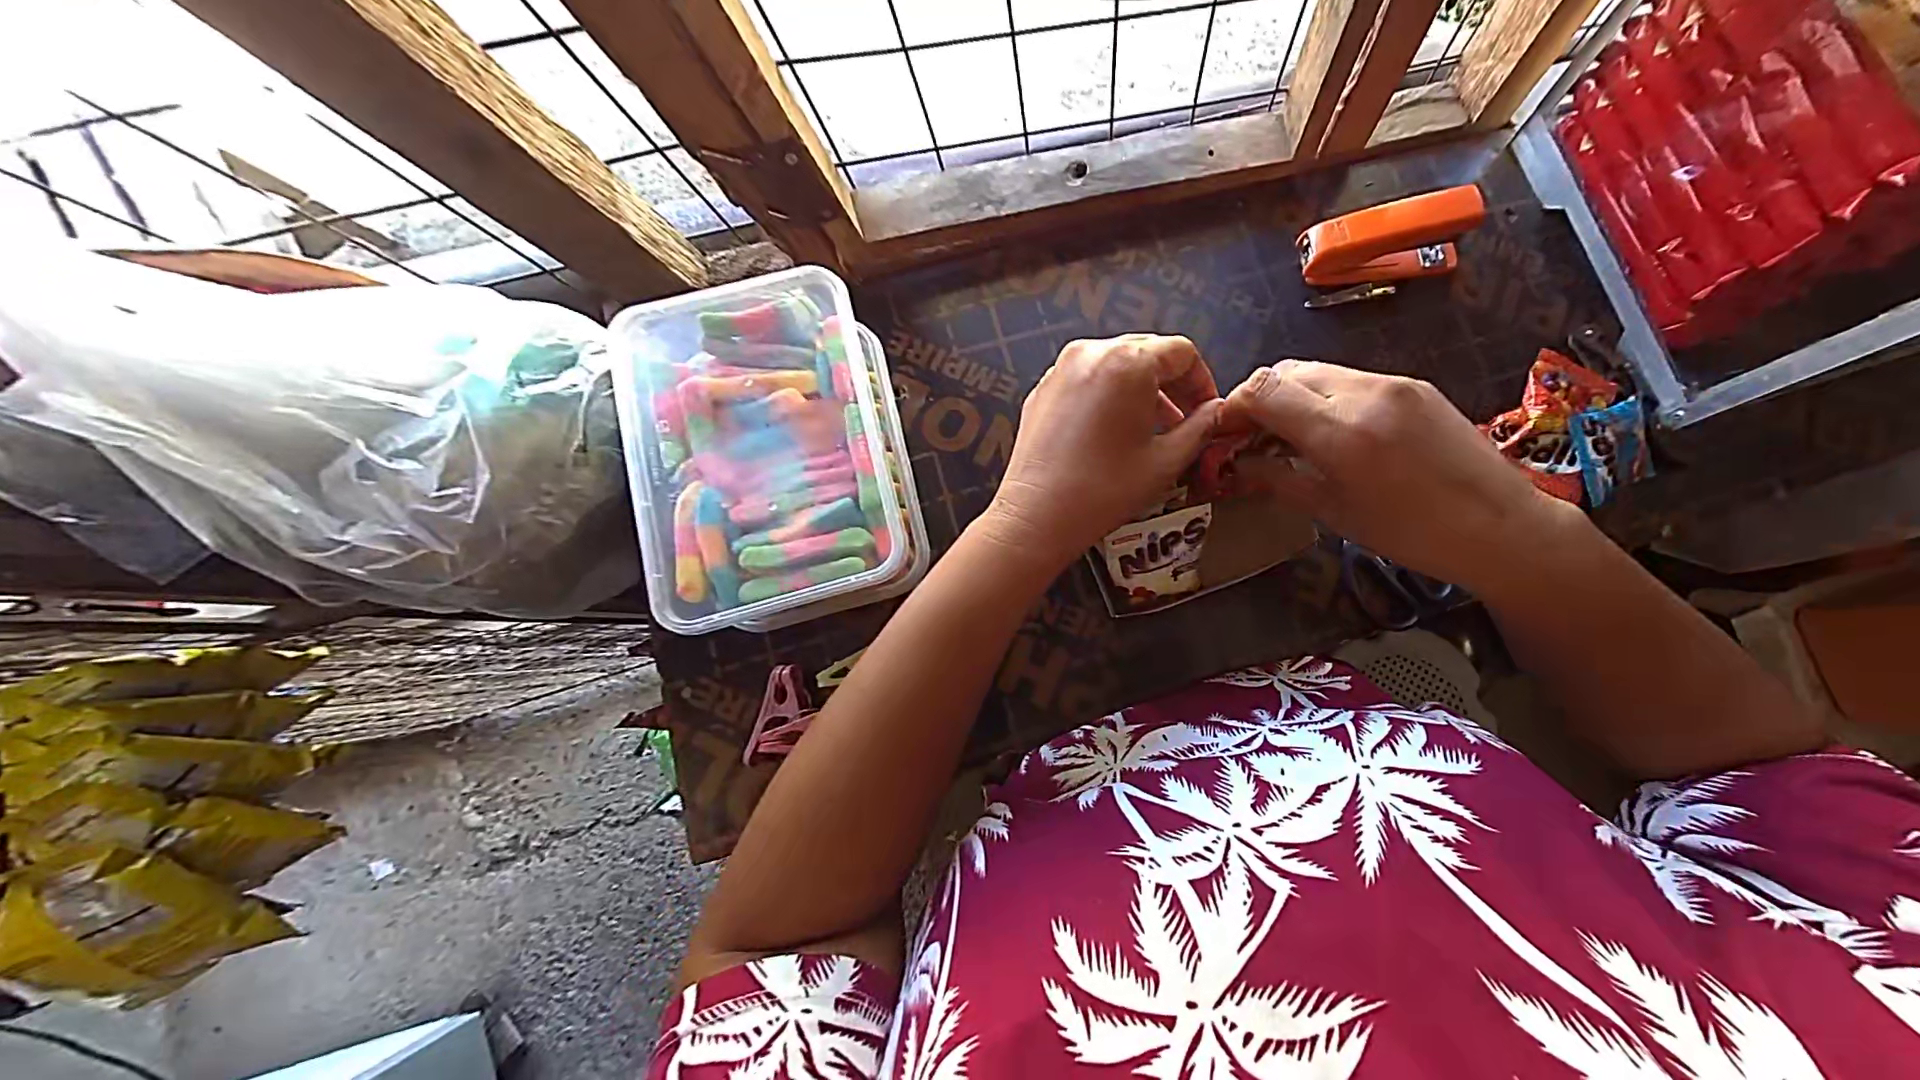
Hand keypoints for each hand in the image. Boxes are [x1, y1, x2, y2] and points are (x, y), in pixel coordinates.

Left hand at [978, 334, 1222, 569]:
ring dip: (1140, 390)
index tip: (1206, 407)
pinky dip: (1107, 397)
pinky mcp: (1042, 392)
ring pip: (1114, 366)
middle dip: (1171, 384)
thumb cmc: (1097, 492)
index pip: (1182, 352)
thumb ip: (1202, 427)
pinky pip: (1086, 381)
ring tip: (1152, 428)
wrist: (1038, 516)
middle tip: (1184, 417)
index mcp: (1126, 363)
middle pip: (1146, 353)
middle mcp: (1090, 355)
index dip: (1202, 381)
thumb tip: (1214, 414)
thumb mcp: (1167, 460)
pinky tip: (1114, 432)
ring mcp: (1060, 372)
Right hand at [1221, 360, 1578, 595]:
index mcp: (1340, 431)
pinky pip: (1350, 378)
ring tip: (1286, 435)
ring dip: (1290, 396)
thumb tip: (1237, 462)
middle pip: (1285, 371)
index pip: (1263, 390)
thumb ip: (1275, 477)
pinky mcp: (1413, 385)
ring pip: (1317, 371)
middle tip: (1250, 435)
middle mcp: (1365, 393)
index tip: (1224, 433)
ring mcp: (1394, 384)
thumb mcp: (1329, 510)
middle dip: (1258, 399)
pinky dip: (1323, 397)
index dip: (1233, 406)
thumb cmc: (1409, 532)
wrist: (1501, 526)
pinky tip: (1327, 431)